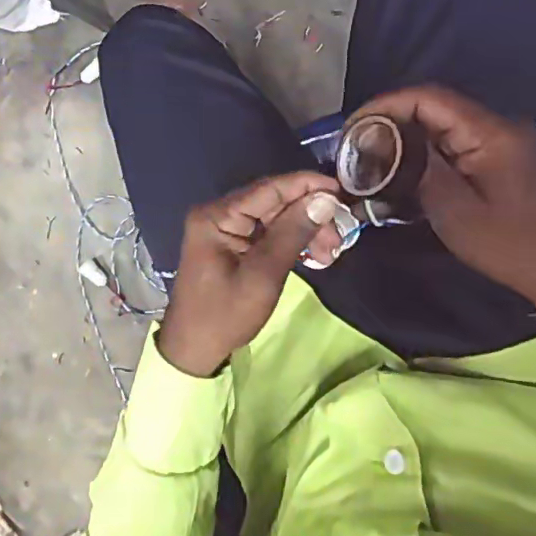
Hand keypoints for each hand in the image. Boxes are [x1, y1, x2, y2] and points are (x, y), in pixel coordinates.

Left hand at [156, 172, 345, 376]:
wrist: (193, 349)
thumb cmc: (225, 315)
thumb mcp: (263, 275)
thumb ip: (292, 233)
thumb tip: (325, 200)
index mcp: (216, 216)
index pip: (269, 188)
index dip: (307, 186)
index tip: (342, 192)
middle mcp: (217, 213)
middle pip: (273, 201)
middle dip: (309, 214)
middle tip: (337, 239)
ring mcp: (223, 228)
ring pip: (273, 216)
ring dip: (303, 229)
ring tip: (328, 253)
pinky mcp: (230, 243)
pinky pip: (266, 231)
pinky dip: (290, 239)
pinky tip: (312, 254)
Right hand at [352, 86, 535, 306]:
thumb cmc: (508, 244)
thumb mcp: (455, 211)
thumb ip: (417, 168)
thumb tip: (380, 141)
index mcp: (489, 133)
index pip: (428, 98)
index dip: (385, 105)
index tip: (353, 127)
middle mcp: (496, 125)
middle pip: (432, 105)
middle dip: (389, 119)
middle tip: (354, 144)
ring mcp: (498, 138)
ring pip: (439, 121)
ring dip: (402, 133)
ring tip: (369, 154)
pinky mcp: (496, 154)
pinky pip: (450, 138)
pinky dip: (420, 147)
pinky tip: (399, 164)